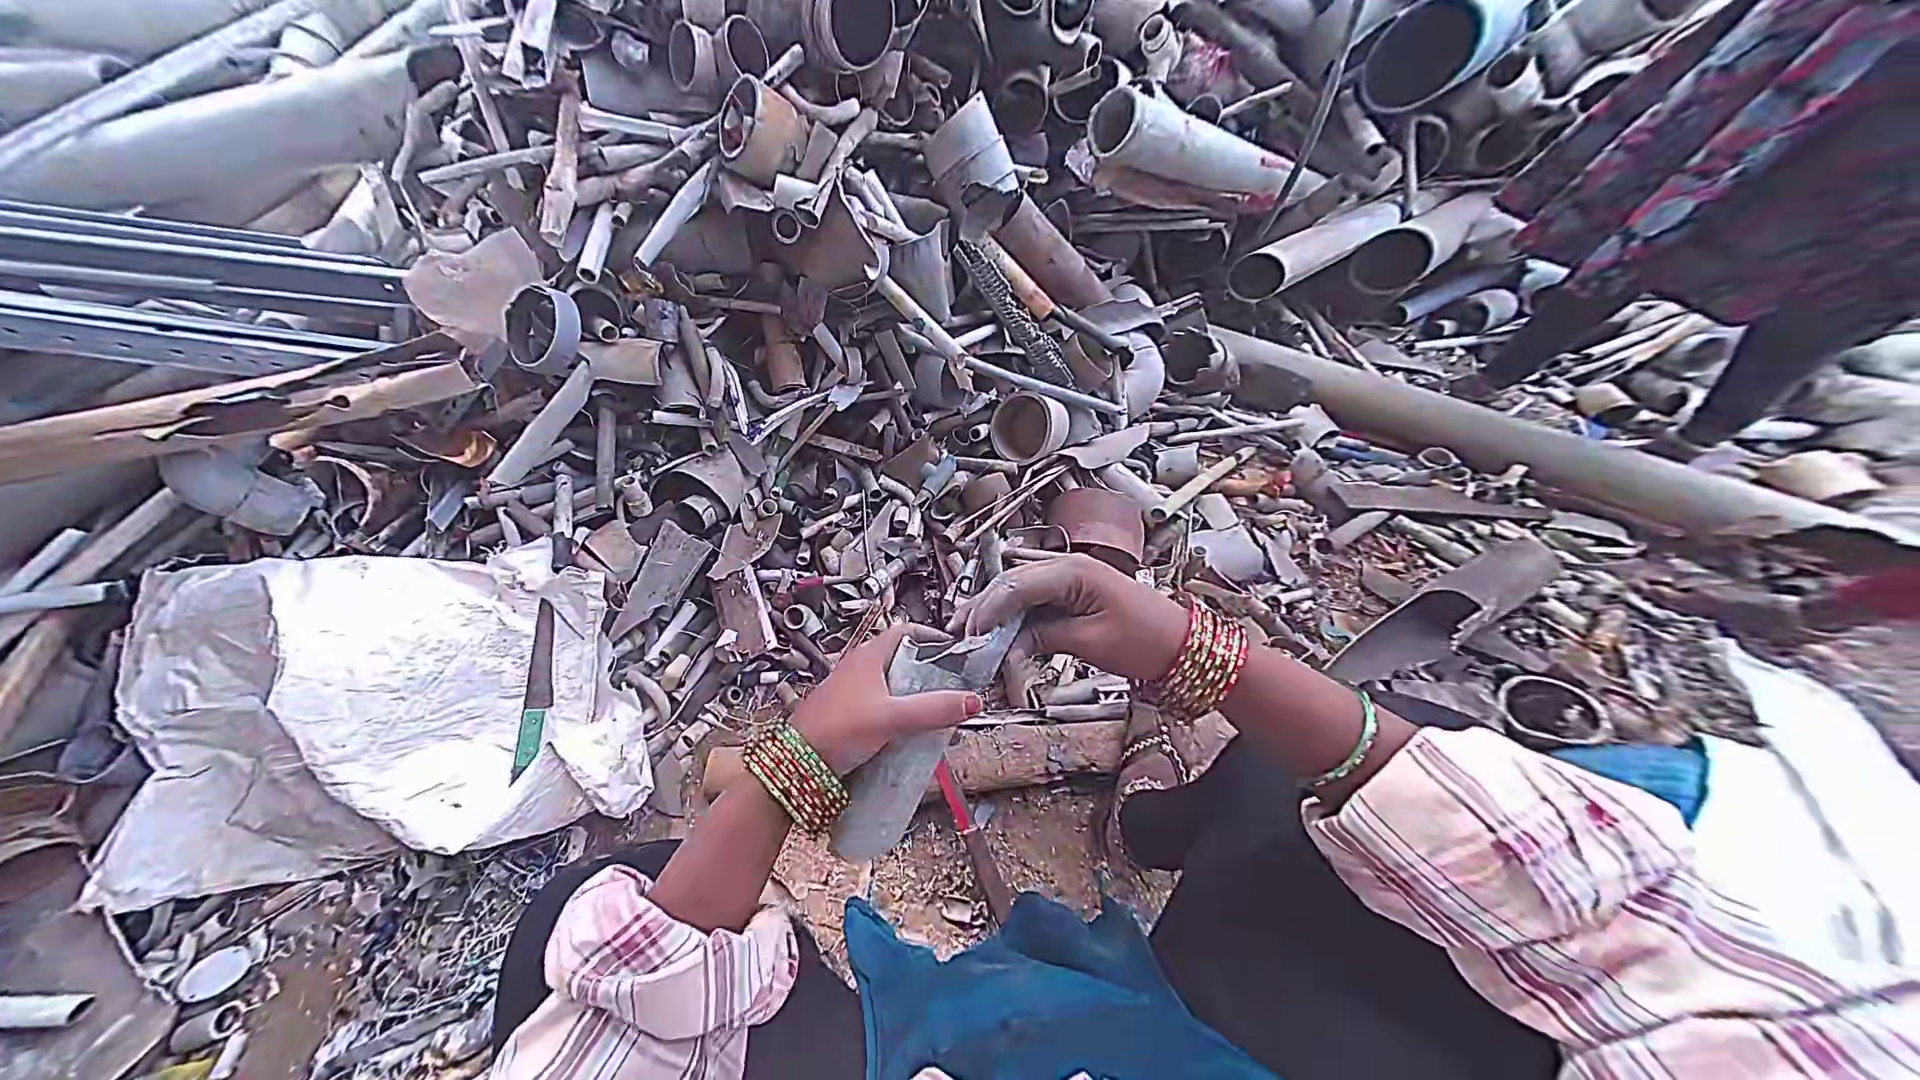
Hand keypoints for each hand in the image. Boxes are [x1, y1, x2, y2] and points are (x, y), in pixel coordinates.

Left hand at [788, 623, 983, 773]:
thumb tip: (972, 700)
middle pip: (903, 660)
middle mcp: (860, 669)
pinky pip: (883, 707)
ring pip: (893, 686)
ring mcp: (853, 692)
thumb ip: (933, 709)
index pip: (906, 632)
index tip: (953, 651)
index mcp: (868, 656)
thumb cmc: (834, 731)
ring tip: (933, 714)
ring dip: (914, 697)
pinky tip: (908, 733)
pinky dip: (899, 715)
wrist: (795, 766)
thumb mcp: (892, 717)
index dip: (931, 638)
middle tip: (949, 688)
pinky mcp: (850, 715)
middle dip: (928, 674)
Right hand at [947, 554, 1188, 682]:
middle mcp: (1068, 565)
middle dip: (983, 607)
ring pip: (1018, 588)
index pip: (1016, 585)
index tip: (969, 634)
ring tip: (968, 629)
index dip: (988, 610)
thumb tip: (1007, 646)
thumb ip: (1043, 638)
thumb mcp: (1090, 643)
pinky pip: (1034, 599)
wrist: (1182, 645)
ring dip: (993, 609)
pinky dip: (1013, 614)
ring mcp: (1070, 576)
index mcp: (1074, 570)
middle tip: (959, 632)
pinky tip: (997, 627)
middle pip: (1011, 582)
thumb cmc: (1145, 639)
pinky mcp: (1072, 592)